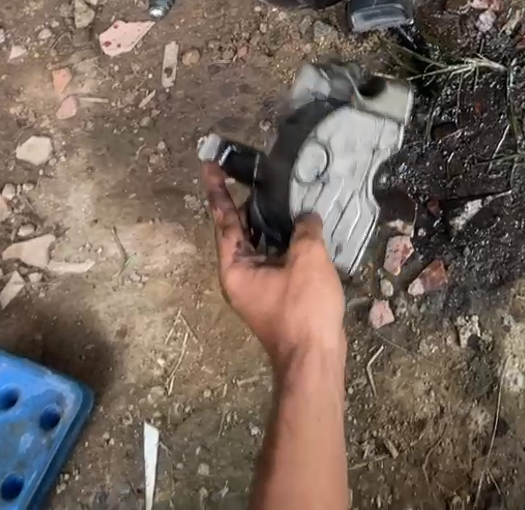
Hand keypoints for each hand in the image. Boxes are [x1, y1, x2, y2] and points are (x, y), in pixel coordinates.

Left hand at [202, 163, 345, 372]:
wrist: (315, 358)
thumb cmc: (303, 308)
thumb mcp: (307, 259)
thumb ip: (305, 229)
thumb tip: (306, 218)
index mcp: (235, 267)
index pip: (224, 219)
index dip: (218, 190)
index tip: (209, 165)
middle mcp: (240, 275)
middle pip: (241, 228)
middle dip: (249, 200)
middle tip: (257, 169)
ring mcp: (259, 286)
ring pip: (261, 242)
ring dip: (271, 219)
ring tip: (283, 189)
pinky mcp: (278, 293)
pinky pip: (277, 255)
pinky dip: (285, 237)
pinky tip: (304, 223)